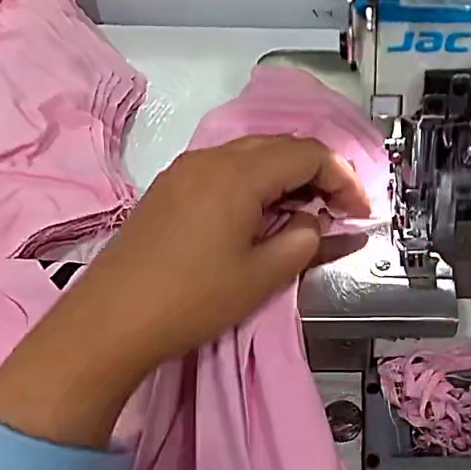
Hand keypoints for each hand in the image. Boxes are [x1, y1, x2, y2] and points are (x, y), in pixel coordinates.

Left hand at [0, 135, 370, 446]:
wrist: (111, 322)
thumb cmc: (191, 300)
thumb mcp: (262, 276)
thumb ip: (302, 239)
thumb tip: (313, 221)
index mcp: (238, 174)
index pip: (308, 154)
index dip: (343, 179)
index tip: (359, 212)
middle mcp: (210, 159)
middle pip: (280, 147)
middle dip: (318, 174)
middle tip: (338, 212)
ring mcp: (185, 170)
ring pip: (252, 156)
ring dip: (286, 178)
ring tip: (303, 216)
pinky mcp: (169, 187)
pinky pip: (225, 169)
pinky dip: (255, 184)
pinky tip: (260, 216)